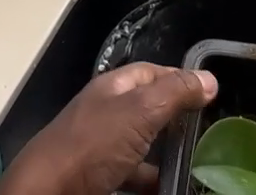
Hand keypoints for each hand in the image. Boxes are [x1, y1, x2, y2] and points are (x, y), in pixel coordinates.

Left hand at [0, 63, 217, 194]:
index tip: (207, 94)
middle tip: (203, 133)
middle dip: (174, 118)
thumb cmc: (94, 144)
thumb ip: (174, 93)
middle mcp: (105, 112)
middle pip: (146, 108)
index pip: (151, 72)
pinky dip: (148, 182)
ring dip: (163, 156)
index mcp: (113, 88)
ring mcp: (98, 147)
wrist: (46, 194)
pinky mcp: (96, 179)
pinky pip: (128, 177)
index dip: (179, 78)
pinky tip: (163, 189)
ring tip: (191, 167)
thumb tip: (209, 78)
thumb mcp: (139, 111)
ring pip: (138, 146)